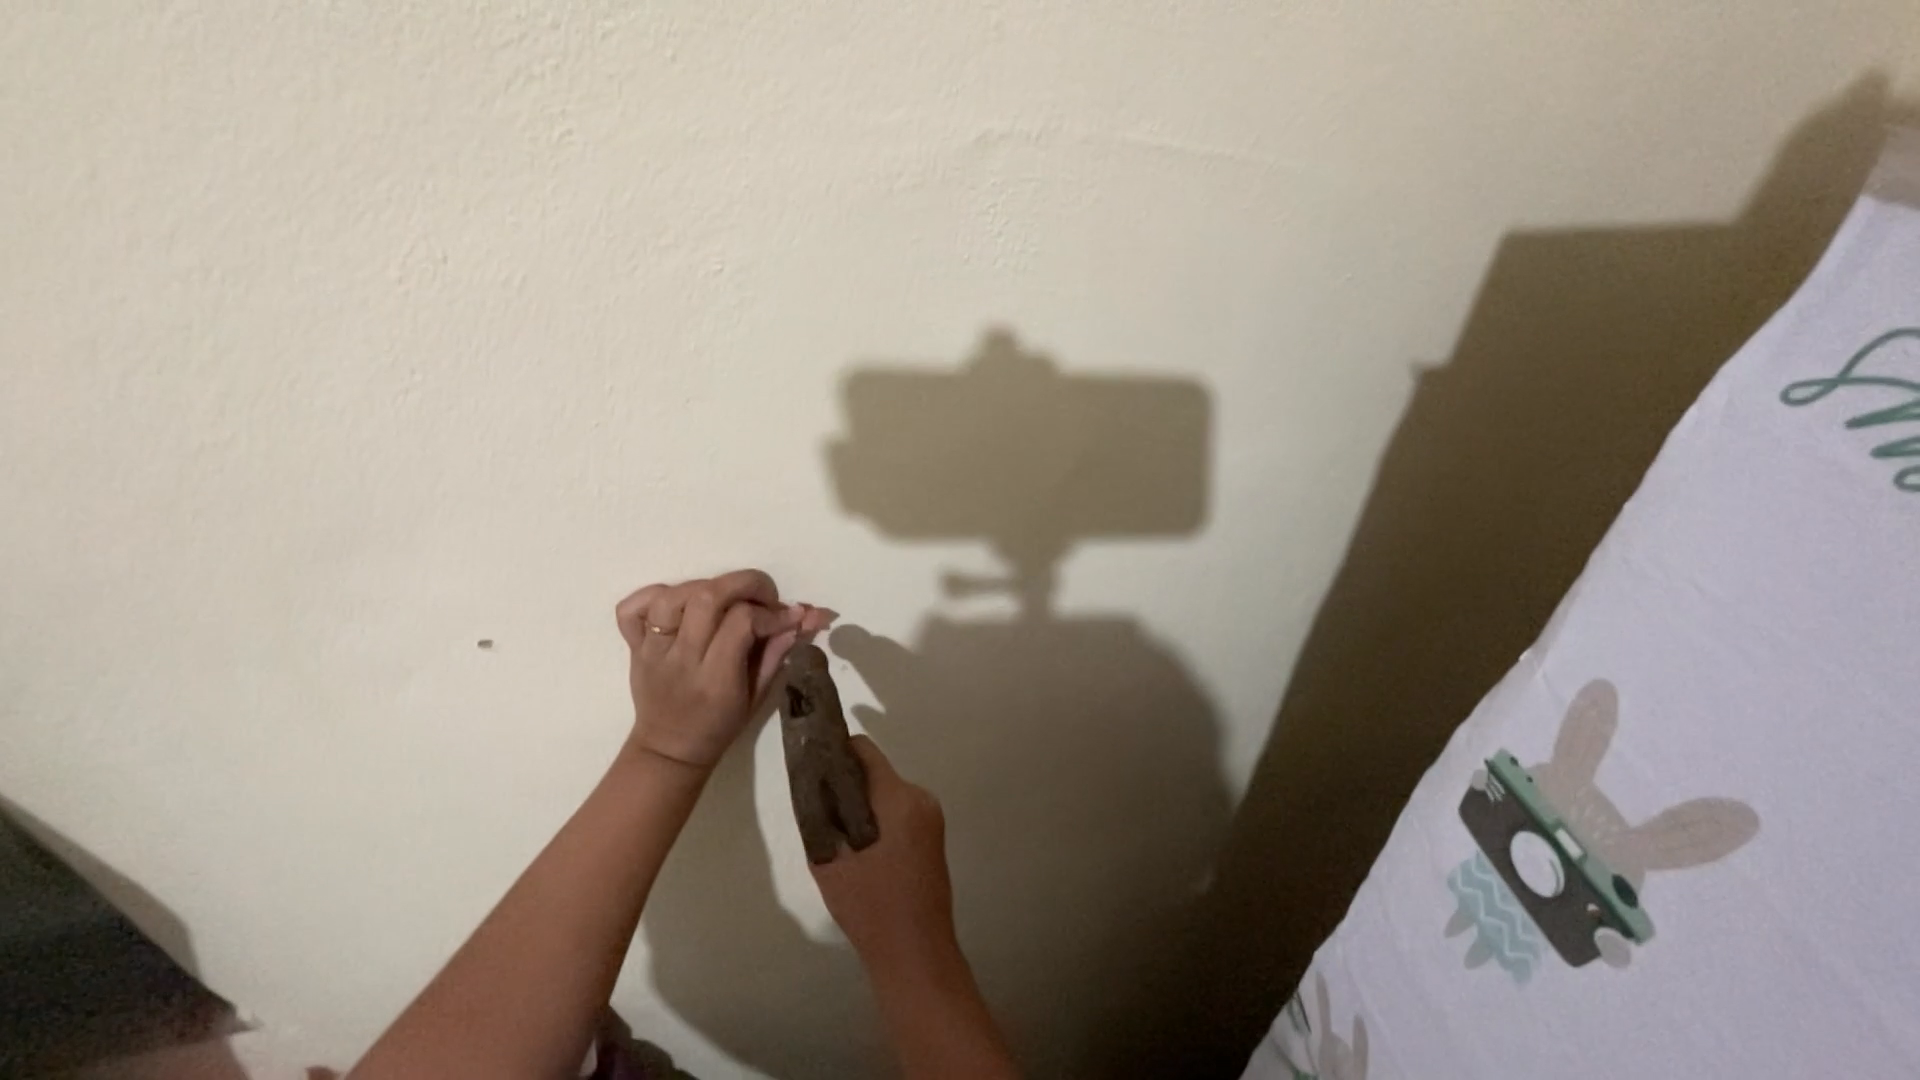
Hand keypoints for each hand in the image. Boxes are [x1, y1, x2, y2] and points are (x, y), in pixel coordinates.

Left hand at [615, 570, 832, 768]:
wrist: (669, 749)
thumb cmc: (720, 725)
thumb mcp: (759, 695)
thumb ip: (778, 652)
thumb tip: (803, 616)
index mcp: (715, 680)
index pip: (742, 622)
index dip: (771, 612)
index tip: (788, 617)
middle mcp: (681, 660)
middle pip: (706, 598)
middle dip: (744, 584)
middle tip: (764, 594)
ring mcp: (652, 652)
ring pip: (671, 597)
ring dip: (705, 586)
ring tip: (725, 597)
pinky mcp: (634, 647)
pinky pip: (631, 610)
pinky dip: (653, 594)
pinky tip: (679, 602)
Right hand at [811, 737, 956, 968]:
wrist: (915, 952)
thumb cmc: (870, 906)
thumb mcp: (828, 861)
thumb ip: (819, 817)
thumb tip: (811, 787)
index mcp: (898, 798)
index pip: (864, 752)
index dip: (835, 751)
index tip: (812, 761)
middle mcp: (920, 798)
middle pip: (876, 774)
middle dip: (847, 785)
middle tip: (820, 810)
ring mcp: (931, 817)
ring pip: (887, 794)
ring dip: (862, 806)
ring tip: (839, 837)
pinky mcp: (933, 835)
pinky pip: (900, 813)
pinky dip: (879, 820)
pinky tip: (862, 850)